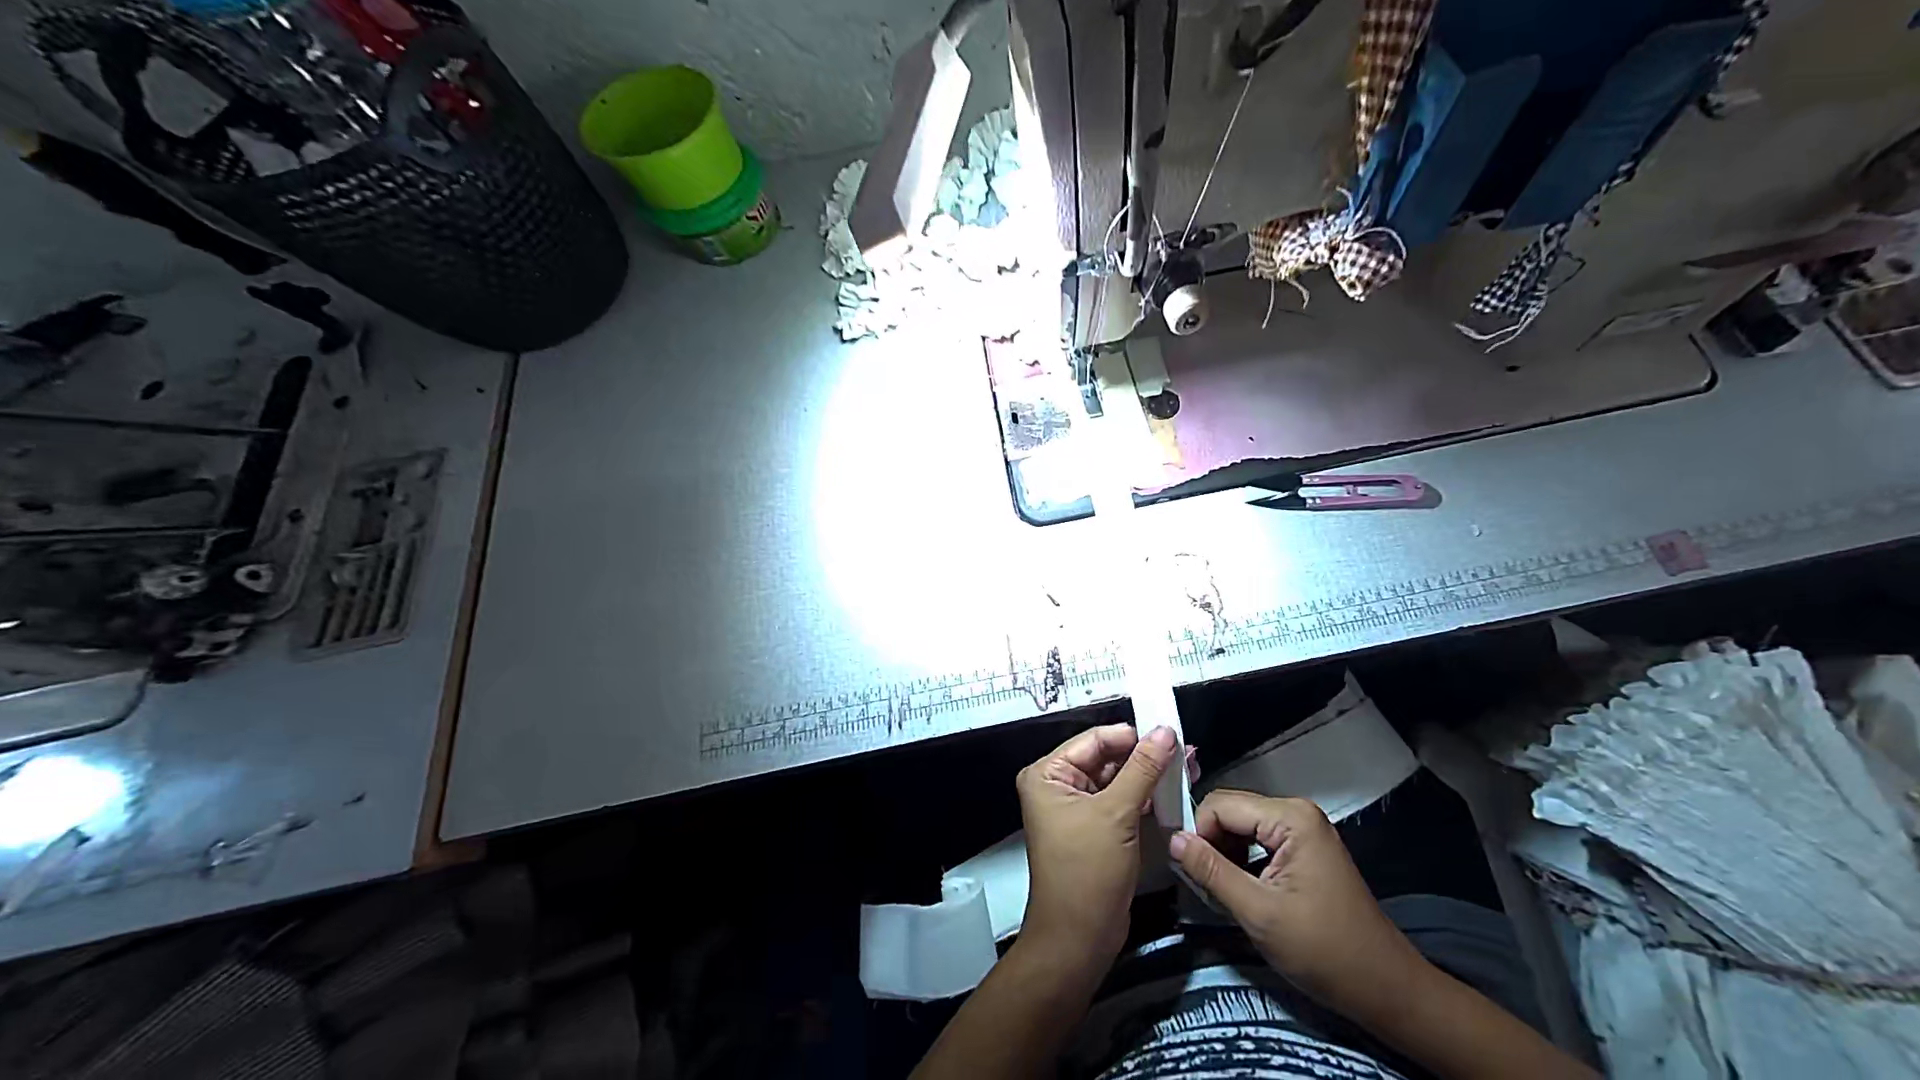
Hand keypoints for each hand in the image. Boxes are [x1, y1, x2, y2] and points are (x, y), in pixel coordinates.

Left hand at [1016, 723, 1176, 964]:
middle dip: (1146, 756)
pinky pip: (1122, 802)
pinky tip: (1175, 790)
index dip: (1131, 736)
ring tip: (1189, 765)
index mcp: (1048, 774)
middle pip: (1107, 758)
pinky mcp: (1097, 829)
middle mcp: (1058, 786)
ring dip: (1150, 776)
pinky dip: (1146, 797)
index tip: (1169, 733)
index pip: (1094, 740)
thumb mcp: (1116, 813)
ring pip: (1118, 780)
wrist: (1079, 937)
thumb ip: (1142, 769)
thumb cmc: (1087, 870)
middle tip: (1186, 750)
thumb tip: (1164, 732)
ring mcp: (1077, 808)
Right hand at [1169, 790, 1428, 1017]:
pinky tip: (1239, 887)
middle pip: (1229, 810)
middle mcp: (1296, 811)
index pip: (1219, 805)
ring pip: (1239, 825)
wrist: (1385, 989)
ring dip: (1223, 853)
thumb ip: (1211, 871)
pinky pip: (1256, 838)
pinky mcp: (1303, 846)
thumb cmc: (1324, 950)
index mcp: (1290, 818)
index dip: (1197, 833)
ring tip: (1220, 889)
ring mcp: (1302, 828)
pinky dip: (1240, 859)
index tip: (1188, 870)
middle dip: (1209, 842)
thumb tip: (1171, 839)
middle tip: (1203, 883)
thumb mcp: (1258, 912)